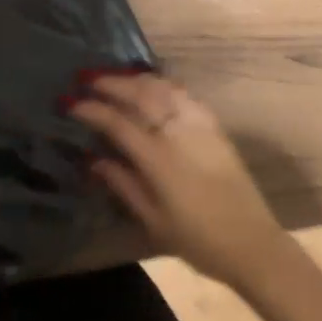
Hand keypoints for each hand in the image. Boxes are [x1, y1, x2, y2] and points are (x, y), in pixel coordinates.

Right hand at [69, 74, 290, 289]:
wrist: (250, 241)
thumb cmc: (197, 239)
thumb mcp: (153, 220)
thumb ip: (123, 184)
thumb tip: (94, 160)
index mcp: (157, 158)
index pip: (117, 123)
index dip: (92, 110)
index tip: (71, 103)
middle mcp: (177, 132)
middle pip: (140, 94)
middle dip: (111, 84)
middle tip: (88, 81)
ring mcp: (198, 124)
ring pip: (163, 87)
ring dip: (136, 79)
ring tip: (116, 78)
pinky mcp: (214, 125)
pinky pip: (184, 93)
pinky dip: (163, 84)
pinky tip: (153, 86)